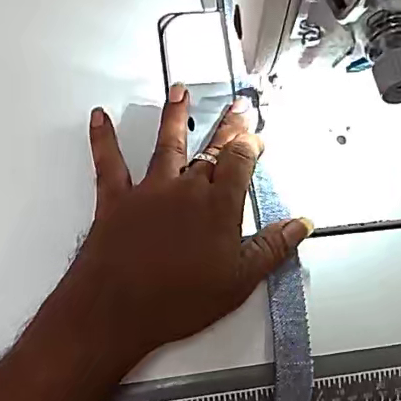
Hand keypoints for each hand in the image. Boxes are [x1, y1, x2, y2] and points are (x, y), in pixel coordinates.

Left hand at [47, 84, 311, 366]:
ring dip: (174, 116)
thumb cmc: (176, 300)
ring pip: (166, 144)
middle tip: (236, 107)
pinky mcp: (115, 200)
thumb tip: (300, 225)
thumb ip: (271, 248)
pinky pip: (108, 162)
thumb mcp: (238, 281)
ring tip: (179, 92)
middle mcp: (184, 189)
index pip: (240, 162)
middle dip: (227, 126)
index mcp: (218, 206)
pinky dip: (103, 138)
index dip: (250, 145)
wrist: (117, 309)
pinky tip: (99, 118)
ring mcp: (149, 191)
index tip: (256, 137)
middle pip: (211, 148)